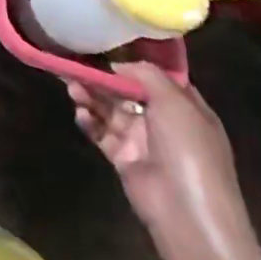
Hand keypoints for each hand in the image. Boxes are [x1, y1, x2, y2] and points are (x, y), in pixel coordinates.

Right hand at [68, 63, 243, 231]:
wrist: (185, 209)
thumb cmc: (188, 149)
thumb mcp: (175, 103)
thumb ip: (146, 74)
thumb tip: (117, 64)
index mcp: (186, 110)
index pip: (156, 80)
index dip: (131, 66)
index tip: (101, 50)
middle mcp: (164, 123)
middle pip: (125, 93)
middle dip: (100, 80)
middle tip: (73, 68)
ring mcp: (142, 141)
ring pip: (109, 110)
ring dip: (90, 98)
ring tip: (73, 91)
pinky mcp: (123, 156)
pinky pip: (100, 132)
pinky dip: (89, 121)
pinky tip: (81, 116)